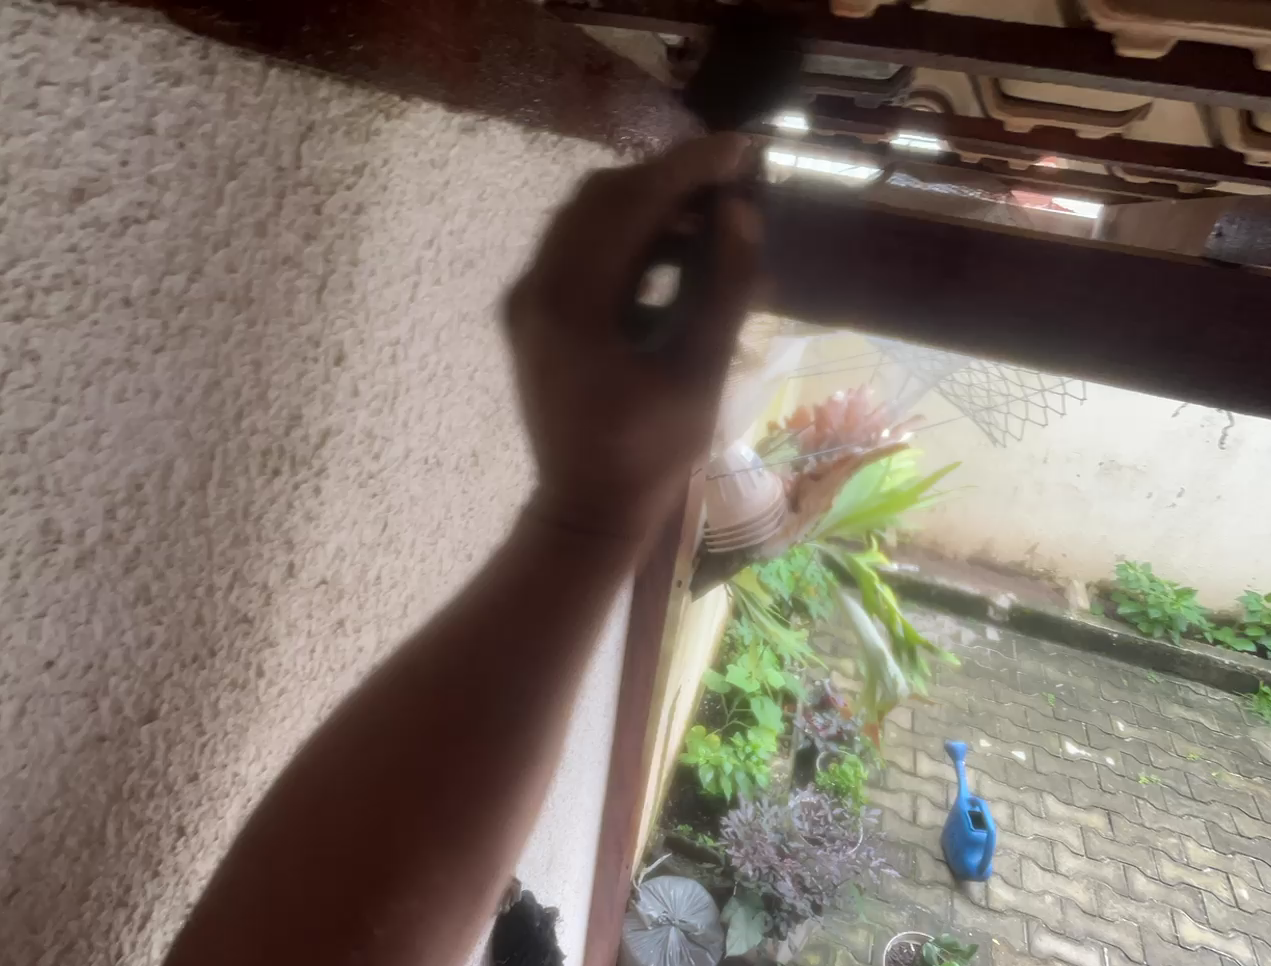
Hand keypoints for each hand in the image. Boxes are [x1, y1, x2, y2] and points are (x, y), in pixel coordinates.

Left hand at [504, 134, 761, 546]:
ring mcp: (527, 304)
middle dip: (668, 184)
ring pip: (585, 223)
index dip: (690, 168)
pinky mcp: (533, 319)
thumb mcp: (699, 375)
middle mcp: (535, 290)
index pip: (629, 202)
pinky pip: (577, 256)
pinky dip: (624, 246)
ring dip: (646, 213)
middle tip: (729, 189)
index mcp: (570, 305)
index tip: (743, 151)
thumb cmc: (648, 456)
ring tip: (708, 227)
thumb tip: (742, 214)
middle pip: (600, 199)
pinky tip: (670, 264)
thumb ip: (723, 290)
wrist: (586, 509)